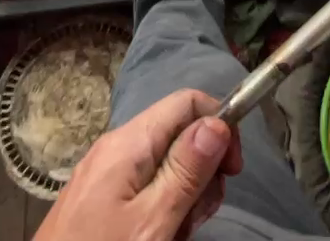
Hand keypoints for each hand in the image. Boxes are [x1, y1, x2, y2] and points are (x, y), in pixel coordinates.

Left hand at [36, 89, 243, 240]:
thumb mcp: (152, 223)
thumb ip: (187, 170)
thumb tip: (218, 121)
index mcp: (128, 143)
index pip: (187, 102)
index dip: (219, 126)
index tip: (233, 172)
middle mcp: (115, 147)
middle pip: (179, 134)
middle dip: (202, 170)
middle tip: (199, 216)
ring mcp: (103, 175)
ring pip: (164, 164)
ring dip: (183, 195)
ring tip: (175, 234)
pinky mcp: (97, 200)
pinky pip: (143, 187)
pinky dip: (160, 208)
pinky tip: (158, 237)